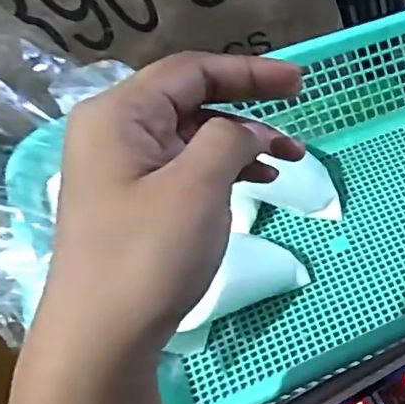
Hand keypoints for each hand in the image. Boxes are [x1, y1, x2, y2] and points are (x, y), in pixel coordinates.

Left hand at [36, 52, 304, 352]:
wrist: (104, 331)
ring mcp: (125, 169)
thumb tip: (251, 131)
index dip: (249, 72)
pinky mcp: (137, 201)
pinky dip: (227, 168)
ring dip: (243, 141)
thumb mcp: (198, 186)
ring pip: (194, 136)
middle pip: (192, 100)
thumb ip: (230, 141)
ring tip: (288, 159)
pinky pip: (189, 167)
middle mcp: (117, 132)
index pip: (192, 73)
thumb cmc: (149, 253)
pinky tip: (256, 180)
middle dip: (249, 106)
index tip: (300, 82)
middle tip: (300, 111)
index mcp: (120, 115)